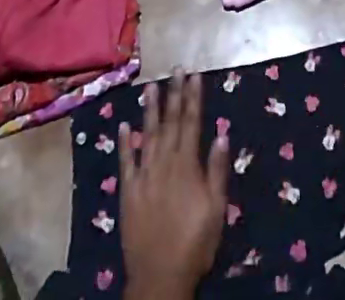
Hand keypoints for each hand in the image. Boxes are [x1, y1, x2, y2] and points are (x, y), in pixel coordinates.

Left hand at [121, 72, 229, 299]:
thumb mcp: (216, 208)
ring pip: (147, 135)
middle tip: (176, 70)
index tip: (194, 75)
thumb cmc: (196, 242)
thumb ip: (217, 169)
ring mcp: (144, 176)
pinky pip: (125, 162)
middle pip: (170, 122)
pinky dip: (125, 142)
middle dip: (174, 94)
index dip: (193, 97)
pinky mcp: (128, 191)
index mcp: (187, 165)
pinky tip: (124, 125)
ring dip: (150, 110)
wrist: (160, 275)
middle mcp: (164, 163)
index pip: (191, 122)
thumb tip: (221, 132)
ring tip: (151, 86)